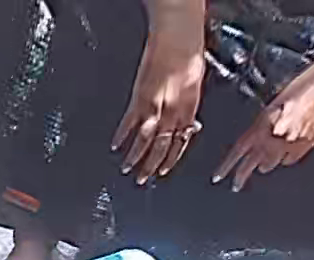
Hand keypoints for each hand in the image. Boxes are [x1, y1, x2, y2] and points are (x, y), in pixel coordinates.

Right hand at [111, 11, 206, 184]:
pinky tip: (116, 144)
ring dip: (135, 156)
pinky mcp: (139, 96)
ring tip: (126, 168)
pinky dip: (122, 135)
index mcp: (189, 104)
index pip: (181, 140)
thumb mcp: (197, 78)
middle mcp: (173, 109)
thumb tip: (186, 123)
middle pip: (161, 146)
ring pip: (145, 140)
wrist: (178, 26)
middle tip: (143, 179)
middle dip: (151, 166)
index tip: (164, 170)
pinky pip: (129, 122)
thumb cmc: (189, 46)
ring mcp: (155, 105)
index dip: (172, 158)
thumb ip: (188, 103)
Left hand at [214, 56, 313, 190]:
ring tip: (260, 166)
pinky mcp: (308, 145)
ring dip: (264, 165)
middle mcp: (277, 135)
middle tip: (236, 184)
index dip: (227, 165)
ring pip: (270, 164)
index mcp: (267, 121)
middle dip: (243, 174)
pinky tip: (284, 155)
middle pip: (253, 163)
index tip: (219, 177)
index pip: (240, 149)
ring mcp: (293, 142)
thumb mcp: (279, 98)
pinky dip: (285, 159)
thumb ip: (264, 120)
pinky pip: (289, 160)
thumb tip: (254, 137)